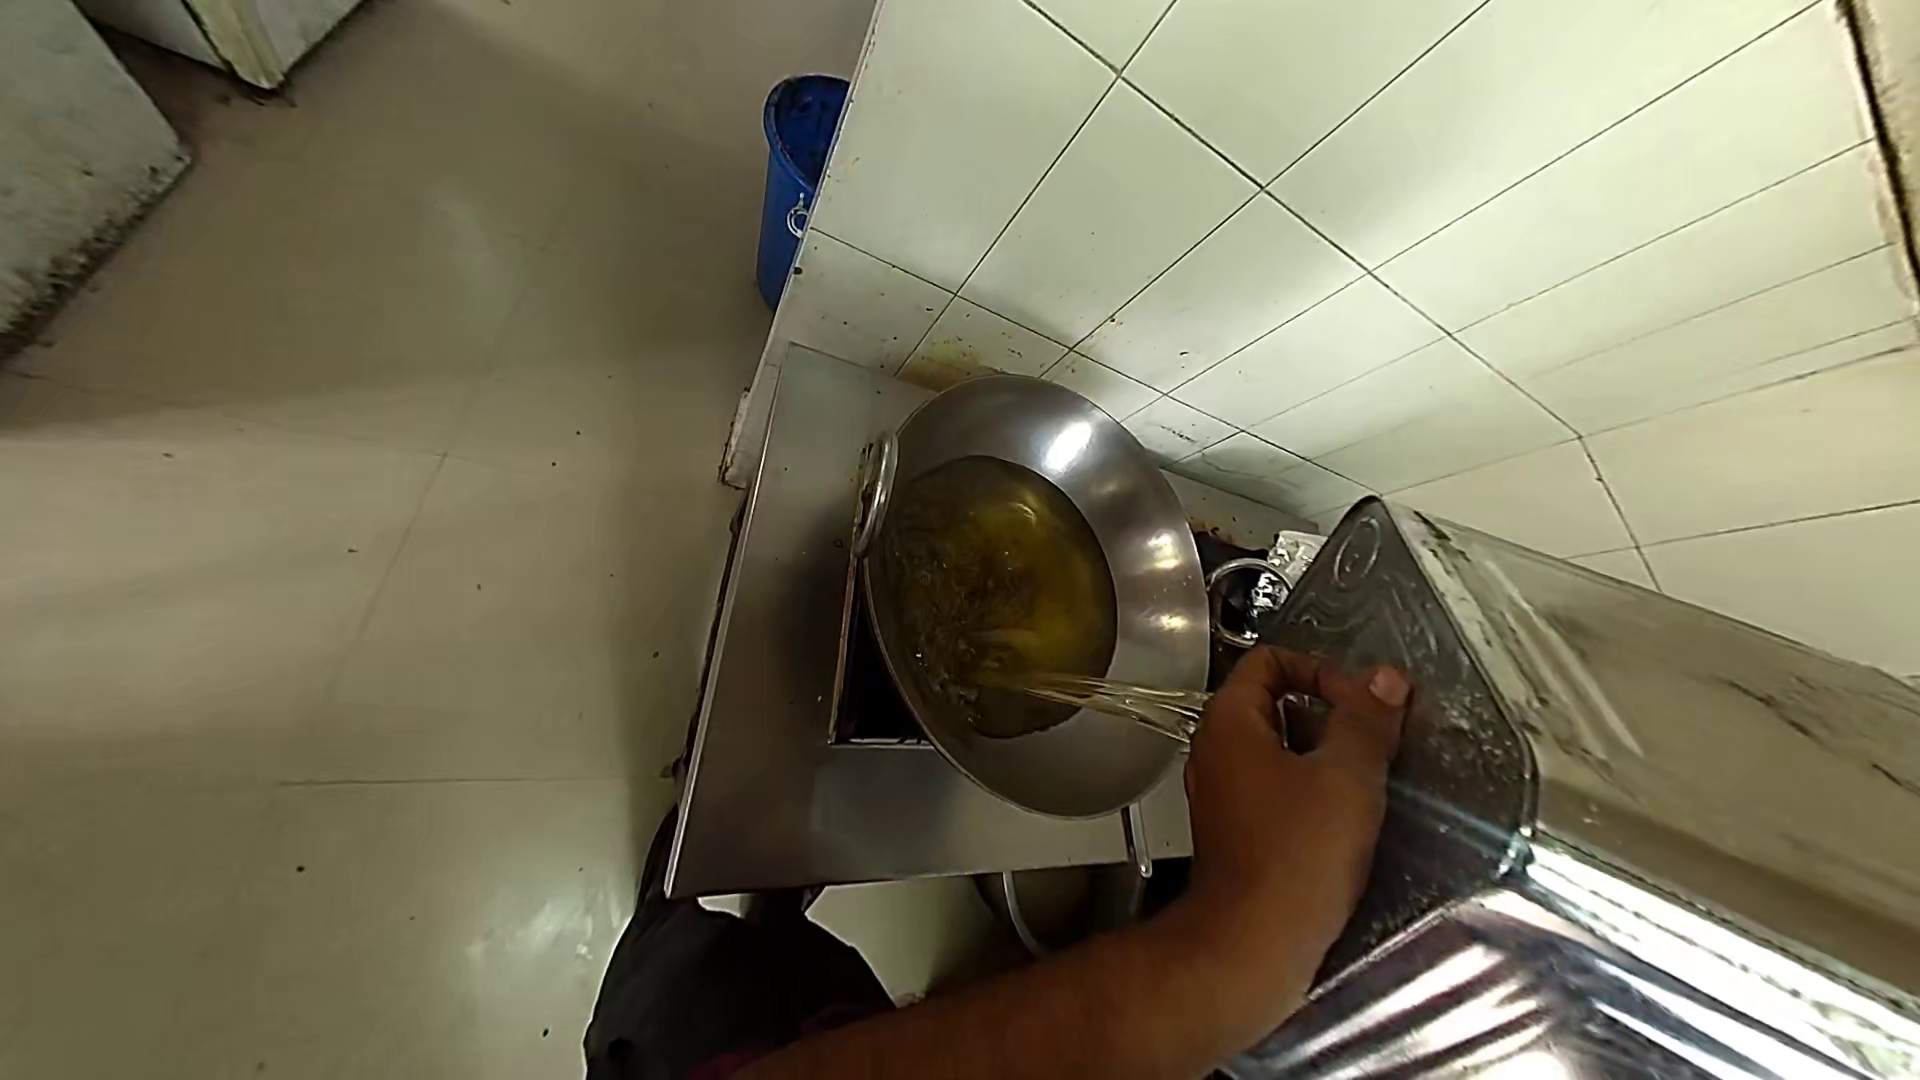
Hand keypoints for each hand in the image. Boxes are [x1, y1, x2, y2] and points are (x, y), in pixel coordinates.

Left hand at [1177, 648, 1408, 1012]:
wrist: (1253, 934)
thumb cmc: (1296, 852)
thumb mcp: (1345, 777)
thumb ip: (1364, 721)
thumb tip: (1384, 679)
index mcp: (1227, 718)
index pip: (1266, 660)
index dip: (1318, 669)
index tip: (1359, 703)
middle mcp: (1212, 742)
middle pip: (1268, 697)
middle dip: (1323, 708)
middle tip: (1370, 738)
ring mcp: (1216, 780)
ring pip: (1270, 739)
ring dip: (1317, 746)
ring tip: (1360, 774)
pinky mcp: (1228, 816)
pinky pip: (1266, 775)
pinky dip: (1301, 777)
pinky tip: (1337, 809)